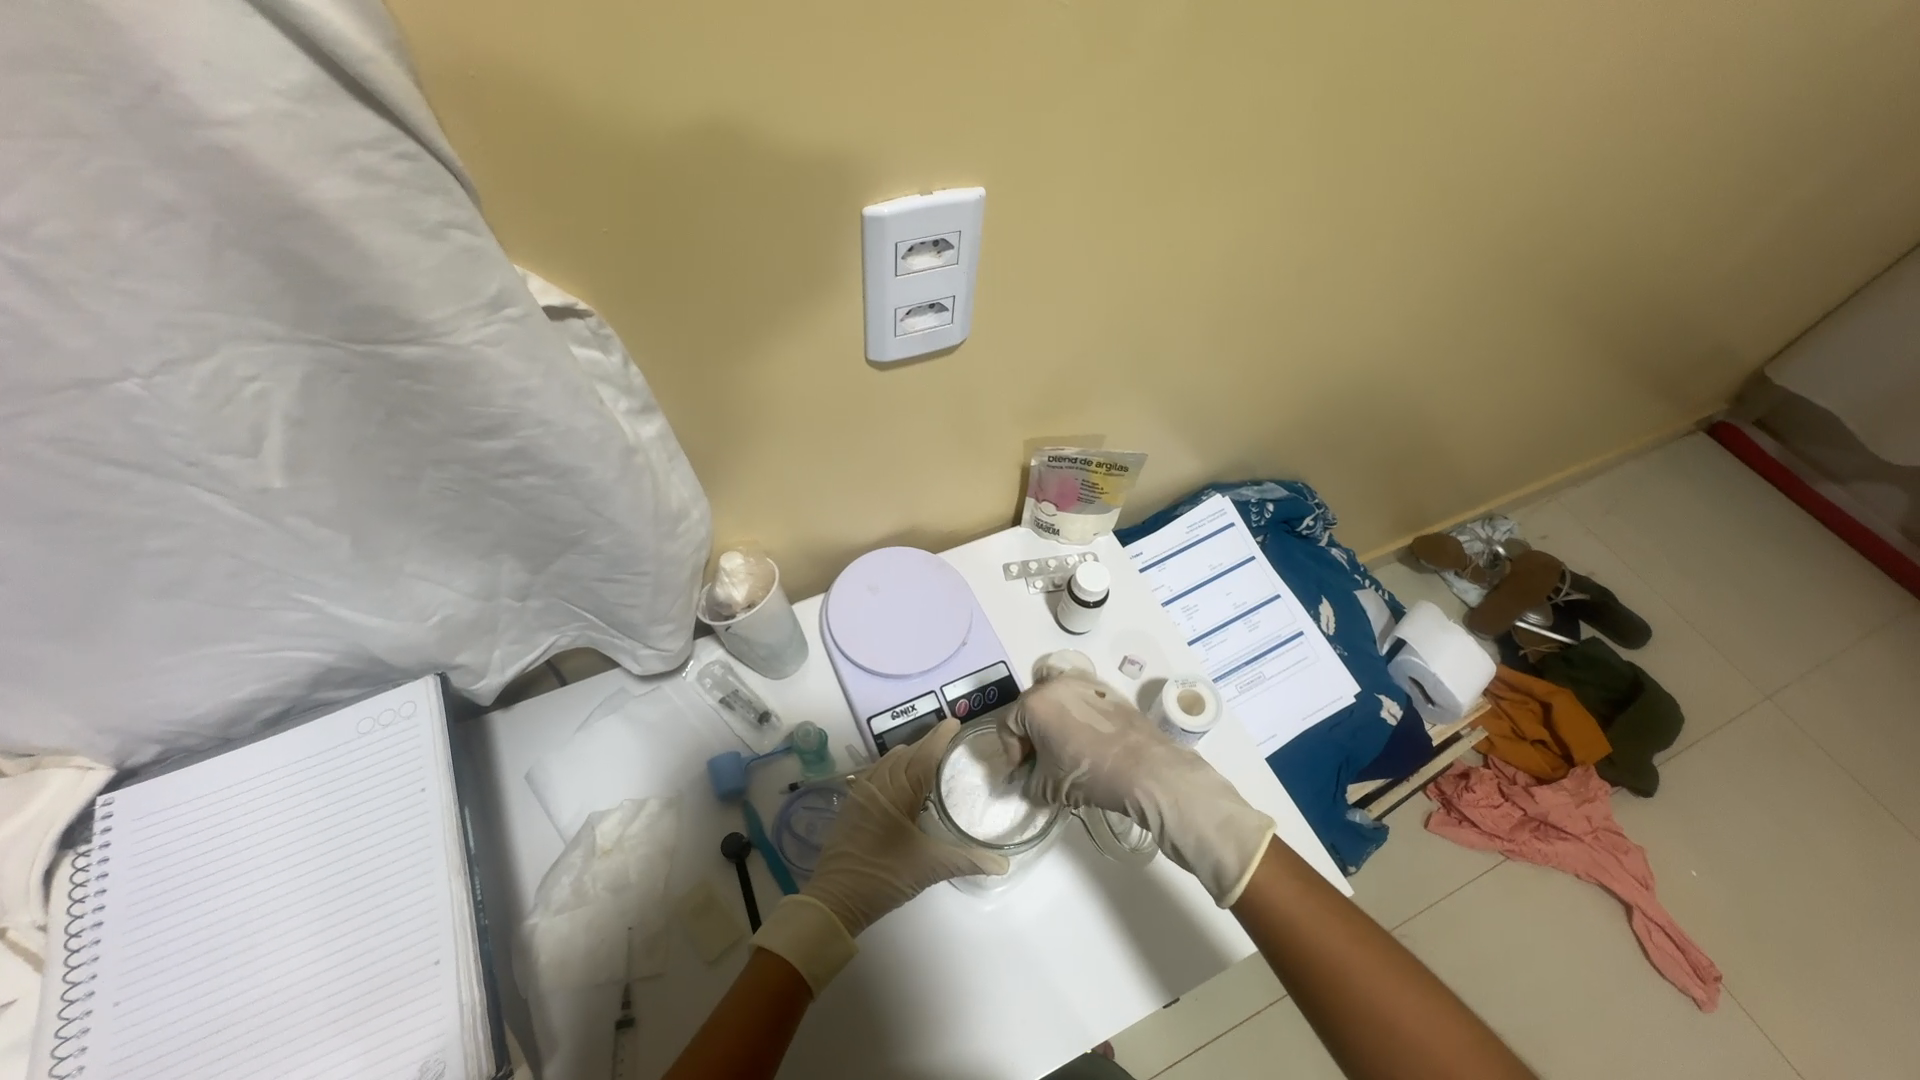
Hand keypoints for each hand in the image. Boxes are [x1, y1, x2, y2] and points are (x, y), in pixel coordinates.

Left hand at [752, 718, 1005, 991]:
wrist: (835, 898)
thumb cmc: (885, 876)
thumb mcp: (930, 867)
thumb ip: (967, 861)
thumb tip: (1003, 865)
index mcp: (897, 792)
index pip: (923, 755)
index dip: (939, 737)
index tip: (954, 722)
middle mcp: (878, 785)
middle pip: (905, 755)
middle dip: (926, 744)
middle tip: (947, 740)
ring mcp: (861, 795)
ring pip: (886, 763)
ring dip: (907, 755)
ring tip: (925, 754)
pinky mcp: (851, 807)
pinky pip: (873, 775)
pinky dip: (889, 768)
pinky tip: (896, 777)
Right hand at [1001, 672, 1274, 905]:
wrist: (1147, 769)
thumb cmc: (1089, 773)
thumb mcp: (1048, 787)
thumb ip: (1029, 783)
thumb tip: (1030, 782)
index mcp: (1034, 702)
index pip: (1008, 726)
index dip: (1011, 753)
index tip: (1023, 773)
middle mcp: (1056, 684)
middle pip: (1032, 708)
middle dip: (1032, 735)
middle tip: (1040, 762)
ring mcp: (1086, 683)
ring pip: (1058, 701)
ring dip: (1055, 723)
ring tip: (1065, 752)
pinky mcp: (1109, 691)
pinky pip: (1082, 702)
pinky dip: (1078, 718)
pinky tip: (1089, 744)